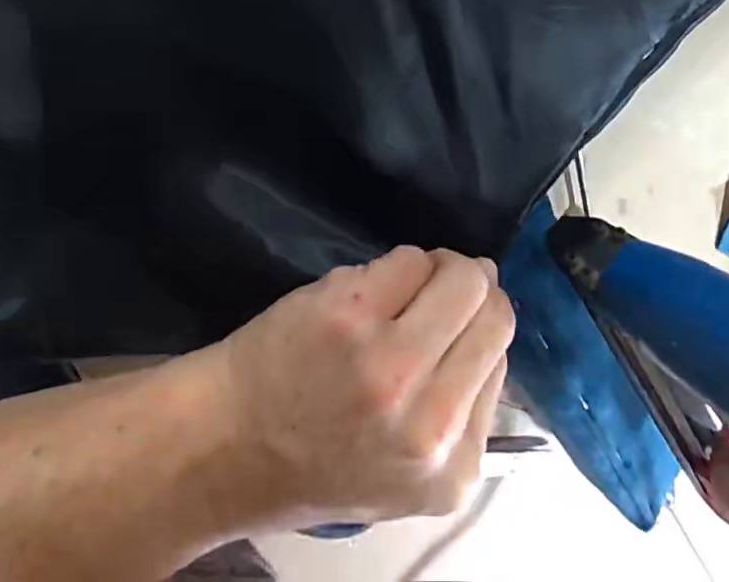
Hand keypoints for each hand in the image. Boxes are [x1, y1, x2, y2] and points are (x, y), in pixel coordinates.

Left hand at [209, 246, 514, 527]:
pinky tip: (373, 284)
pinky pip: (410, 257)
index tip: (455, 318)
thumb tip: (488, 315)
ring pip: (459, 274)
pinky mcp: (348, 311)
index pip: (501, 357)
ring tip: (400, 291)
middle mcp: (428, 418)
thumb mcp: (410, 471)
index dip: (480, 326)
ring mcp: (388, 359)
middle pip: (493, 309)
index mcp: (451, 466)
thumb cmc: (318, 456)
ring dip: (436, 271)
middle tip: (440, 288)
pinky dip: (400, 262)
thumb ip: (462, 407)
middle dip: (472, 288)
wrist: (227, 446)